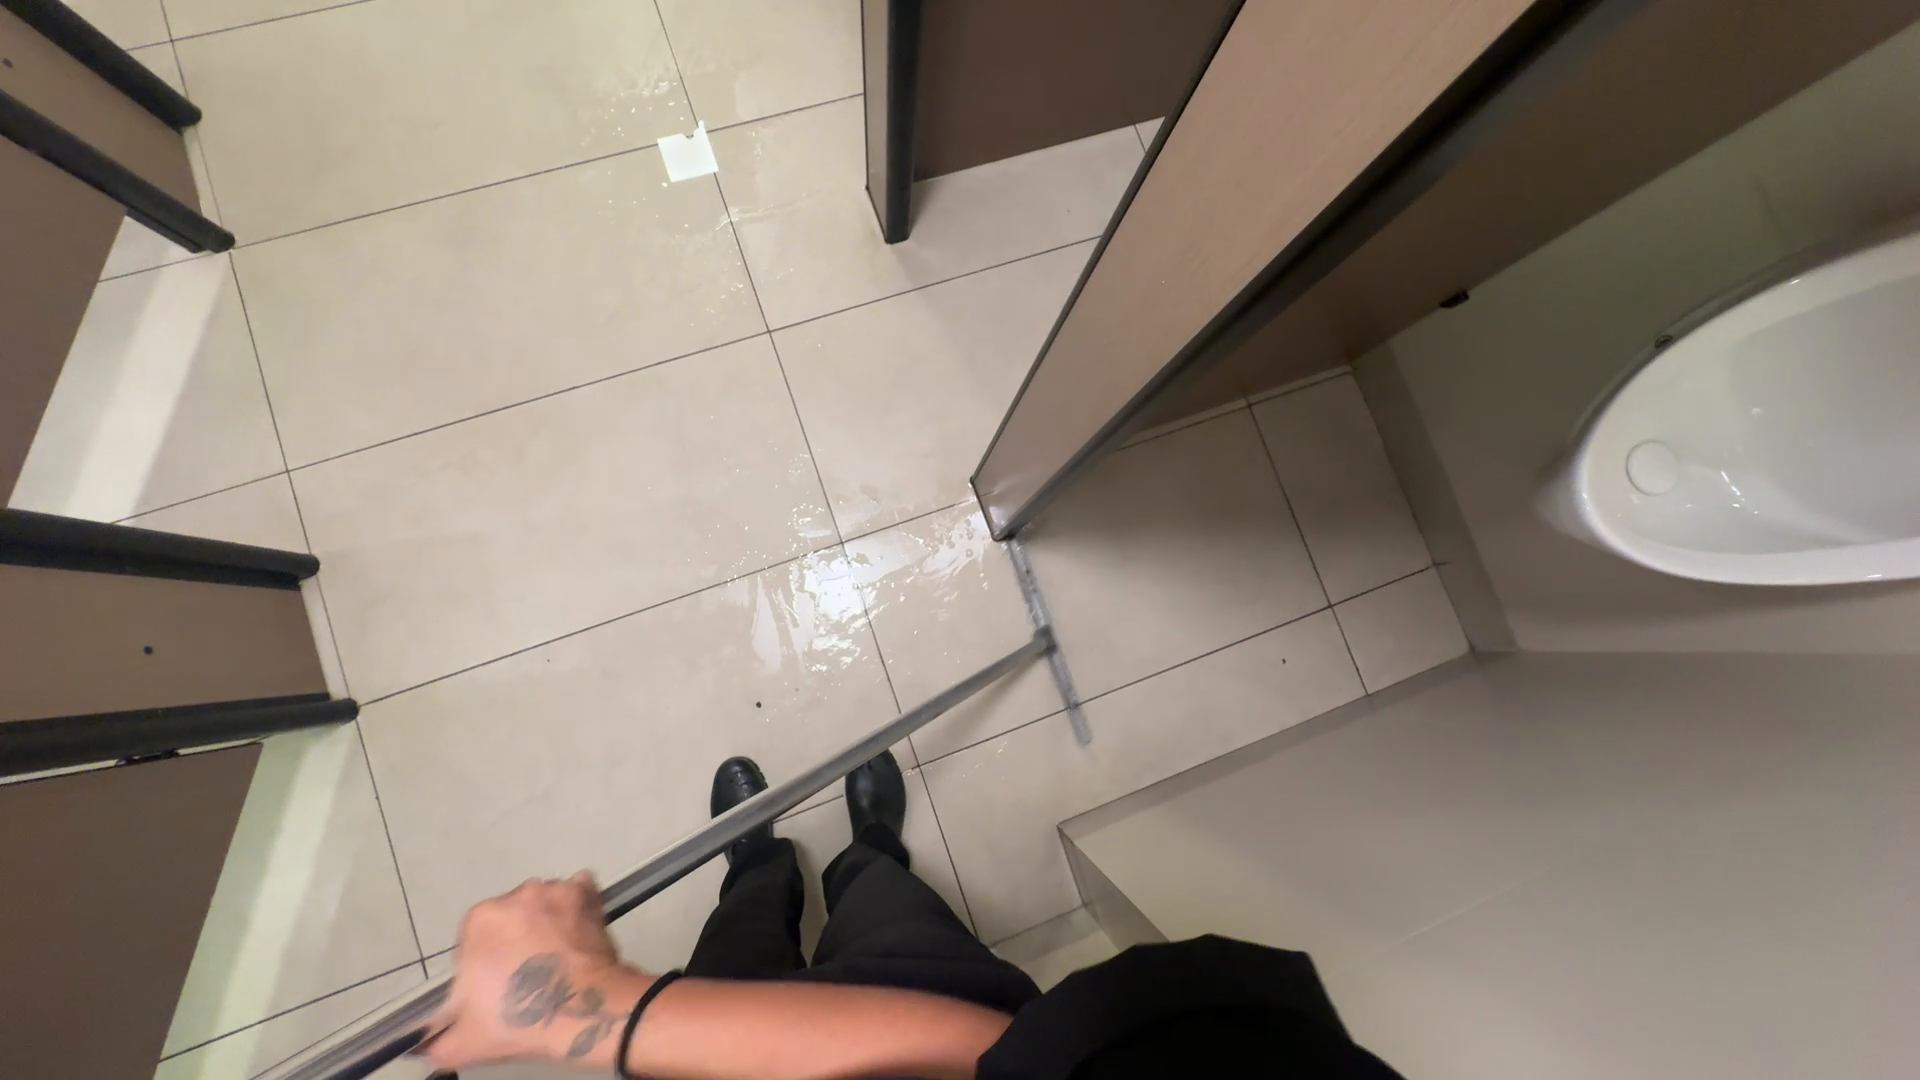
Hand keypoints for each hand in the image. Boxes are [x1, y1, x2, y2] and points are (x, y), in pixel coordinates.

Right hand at [422, 872, 645, 1069]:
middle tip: (526, 970)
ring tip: (555, 954)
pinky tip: (576, 928)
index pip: (474, 936)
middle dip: (514, 937)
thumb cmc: (516, 1018)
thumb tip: (422, 1041)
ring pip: (543, 902)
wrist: (581, 1008)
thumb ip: (432, 1038)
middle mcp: (519, 894)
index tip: (495, 981)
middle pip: (511, 916)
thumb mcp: (458, 1042)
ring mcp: (557, 889)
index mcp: (480, 920)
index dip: (482, 960)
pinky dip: (576, 904)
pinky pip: (578, 890)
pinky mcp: (588, 891)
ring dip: (545, 920)